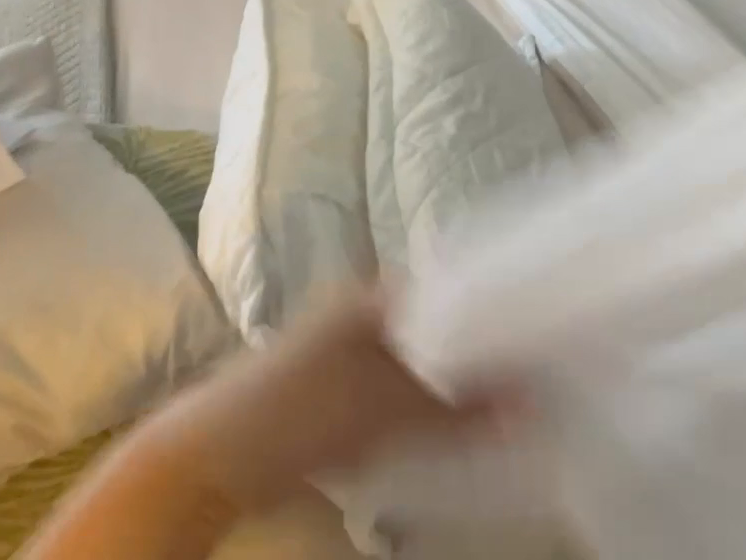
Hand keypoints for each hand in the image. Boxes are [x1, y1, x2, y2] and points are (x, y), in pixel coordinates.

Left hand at [147, 291, 510, 515]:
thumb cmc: (300, 411)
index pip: (453, 286)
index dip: (494, 306)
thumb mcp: (388, 411)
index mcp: (376, 295)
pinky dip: (428, 400)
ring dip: (456, 378)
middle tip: (529, 363)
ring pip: (423, 358)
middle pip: (443, 325)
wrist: (209, 460)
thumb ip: (462, 412)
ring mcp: (350, 350)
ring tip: (505, 393)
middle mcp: (366, 312)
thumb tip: (531, 410)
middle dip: (481, 347)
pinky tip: (457, 419)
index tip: (535, 326)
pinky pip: (401, 386)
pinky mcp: (340, 389)